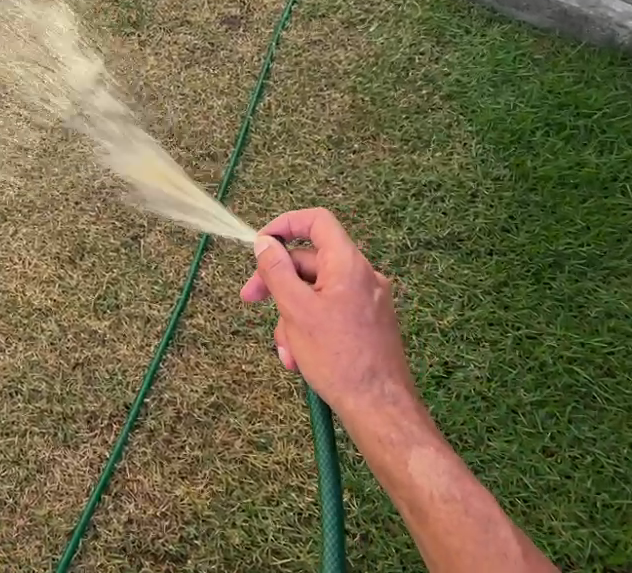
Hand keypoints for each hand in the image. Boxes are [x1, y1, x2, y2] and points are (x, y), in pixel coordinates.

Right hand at [241, 207, 417, 417]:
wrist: (381, 410)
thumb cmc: (338, 357)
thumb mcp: (295, 309)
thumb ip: (276, 270)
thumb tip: (264, 243)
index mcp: (348, 263)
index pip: (316, 221)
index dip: (285, 225)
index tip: (260, 245)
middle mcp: (362, 275)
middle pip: (310, 260)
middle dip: (277, 281)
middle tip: (250, 298)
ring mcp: (368, 300)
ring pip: (315, 291)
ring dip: (291, 315)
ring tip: (286, 350)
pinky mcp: (368, 323)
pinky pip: (330, 312)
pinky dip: (310, 328)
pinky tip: (299, 359)